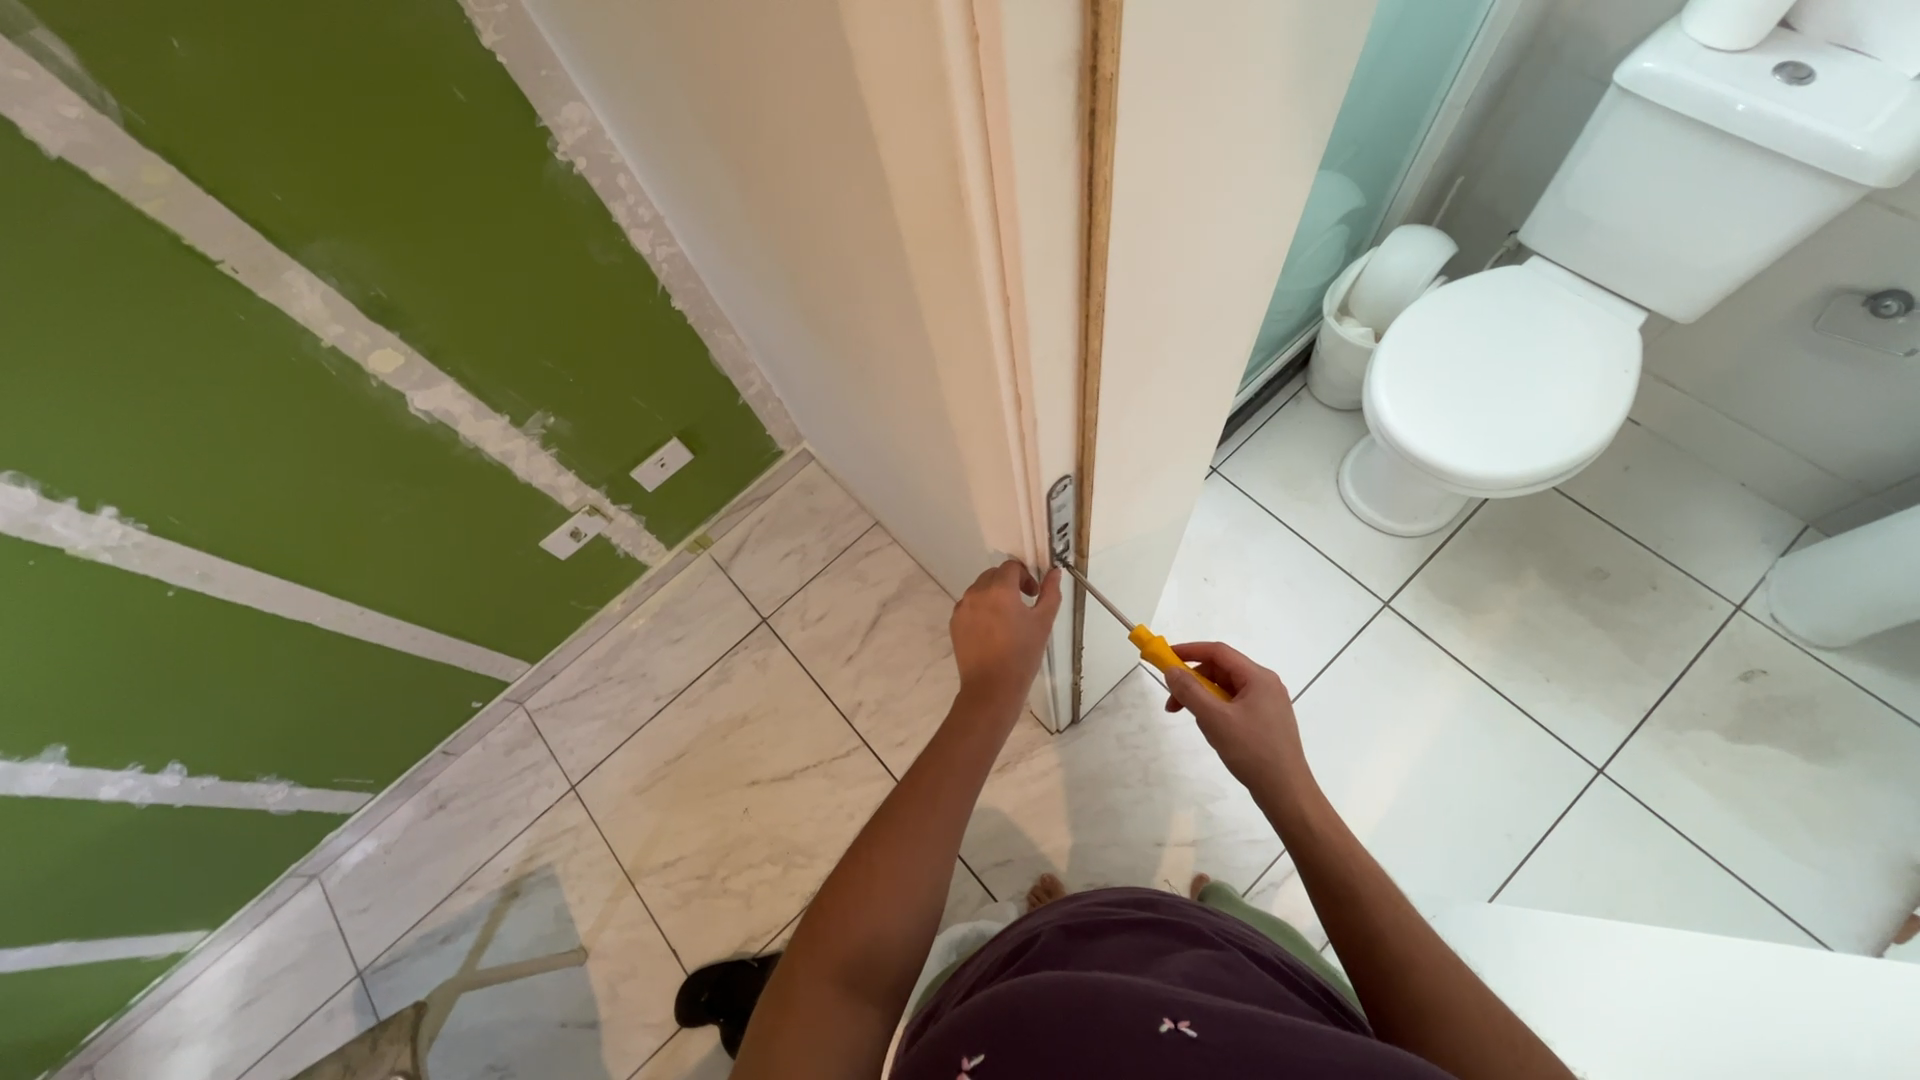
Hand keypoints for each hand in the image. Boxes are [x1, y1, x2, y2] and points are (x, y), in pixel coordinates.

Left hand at [950, 560, 1061, 707]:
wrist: (992, 688)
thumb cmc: (1022, 655)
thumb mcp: (1043, 622)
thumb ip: (1050, 593)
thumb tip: (1054, 572)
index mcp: (999, 589)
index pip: (1011, 567)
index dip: (1025, 576)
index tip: (1033, 595)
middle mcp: (976, 593)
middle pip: (993, 575)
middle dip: (1009, 583)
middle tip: (1023, 605)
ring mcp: (962, 608)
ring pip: (979, 589)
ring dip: (994, 595)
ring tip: (1007, 620)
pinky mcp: (954, 623)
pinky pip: (969, 606)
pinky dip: (981, 610)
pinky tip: (992, 632)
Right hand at [1162, 642, 1314, 799]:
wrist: (1286, 791)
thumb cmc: (1251, 751)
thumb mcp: (1214, 719)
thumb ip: (1190, 691)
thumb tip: (1171, 670)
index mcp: (1258, 677)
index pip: (1218, 652)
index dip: (1189, 651)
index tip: (1164, 659)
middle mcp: (1266, 685)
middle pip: (1222, 671)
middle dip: (1194, 682)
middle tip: (1173, 703)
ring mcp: (1268, 704)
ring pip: (1227, 690)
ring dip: (1205, 700)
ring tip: (1199, 724)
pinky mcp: (1266, 721)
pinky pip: (1235, 706)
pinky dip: (1217, 712)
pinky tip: (1214, 732)